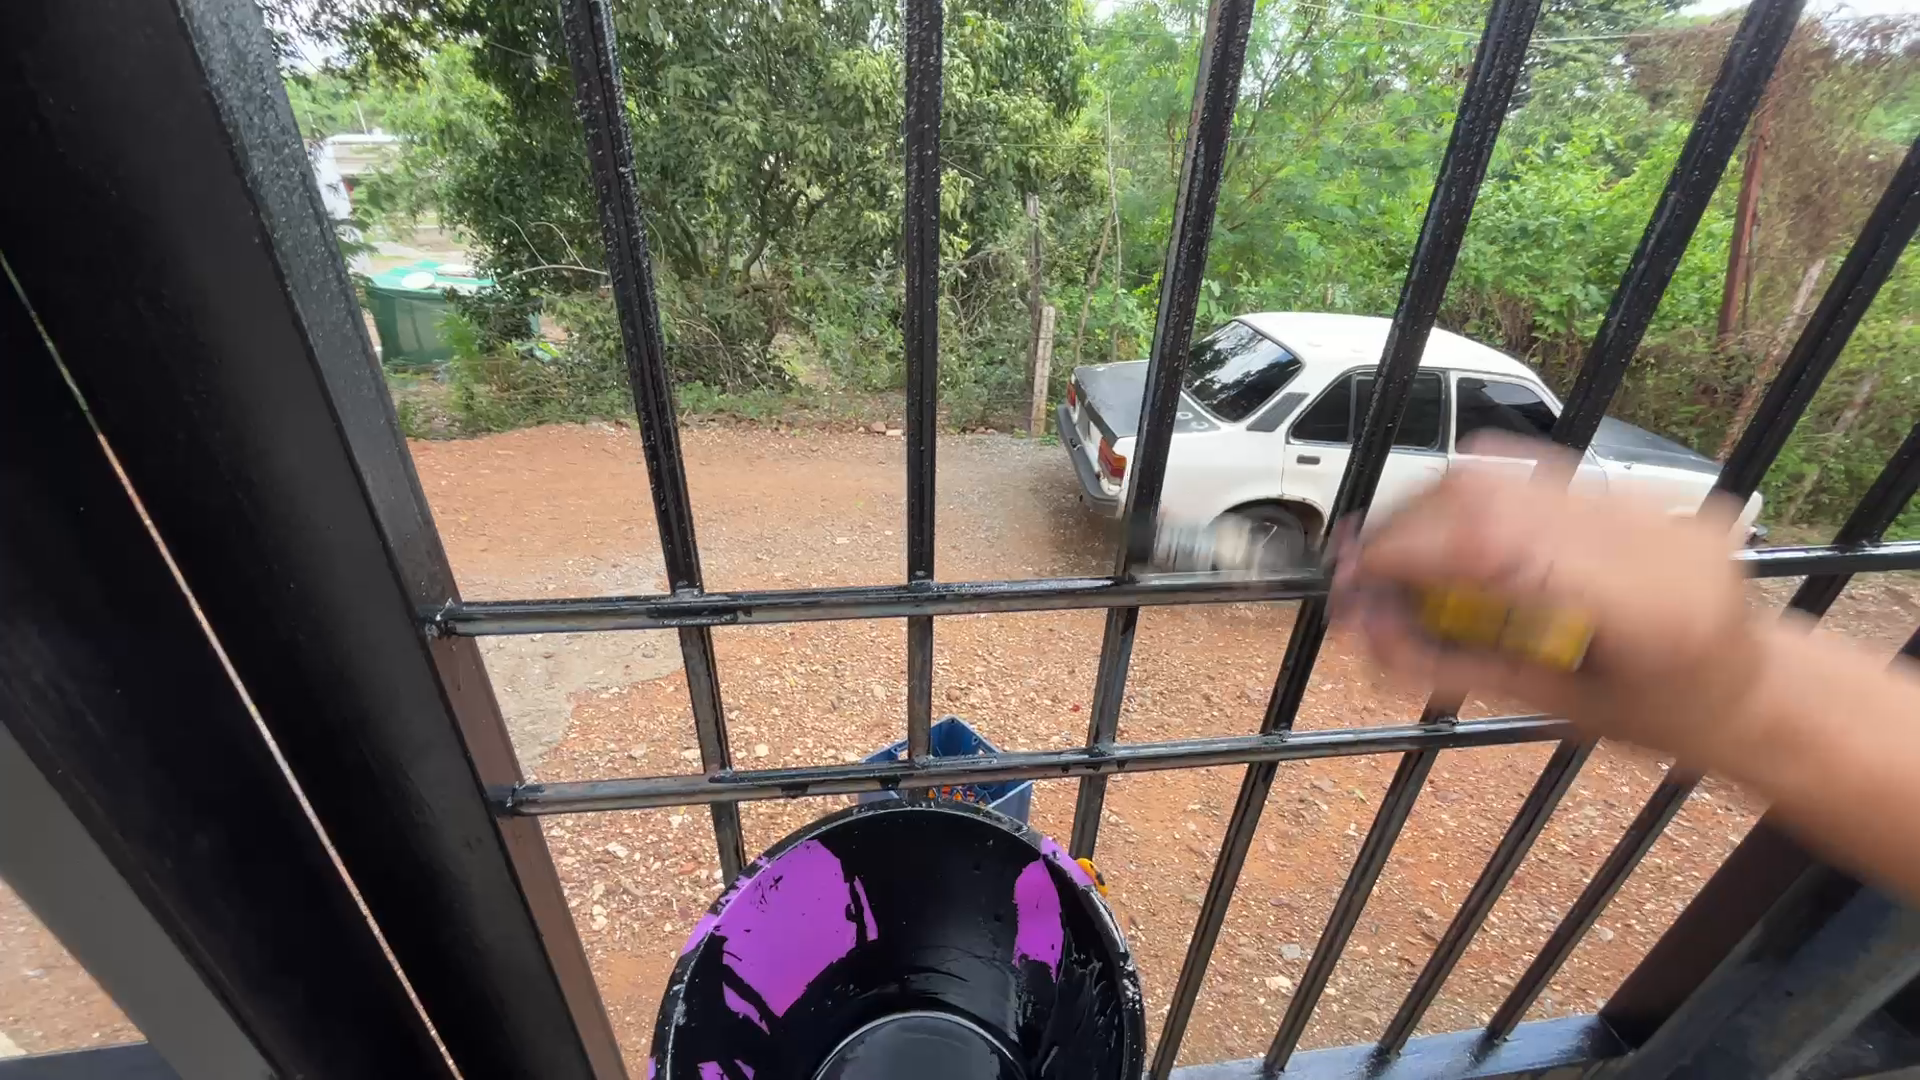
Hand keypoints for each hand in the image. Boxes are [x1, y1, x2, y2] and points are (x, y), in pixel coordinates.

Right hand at [1333, 434, 1761, 766]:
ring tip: (1390, 547)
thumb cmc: (1657, 715)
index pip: (1495, 550)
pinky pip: (1517, 467)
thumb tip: (1362, 633)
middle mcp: (1649, 533)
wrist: (1754, 685)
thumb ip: (1448, 662)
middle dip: (1399, 528)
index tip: (1353, 577)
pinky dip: (1456, 495)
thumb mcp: (1549, 704)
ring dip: (1419, 507)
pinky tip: (1440, 524)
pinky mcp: (1628, 485)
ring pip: (1491, 471)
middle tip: (1358, 567)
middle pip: (1482, 496)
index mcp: (1646, 606)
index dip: (1406, 554)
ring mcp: (1642, 501)